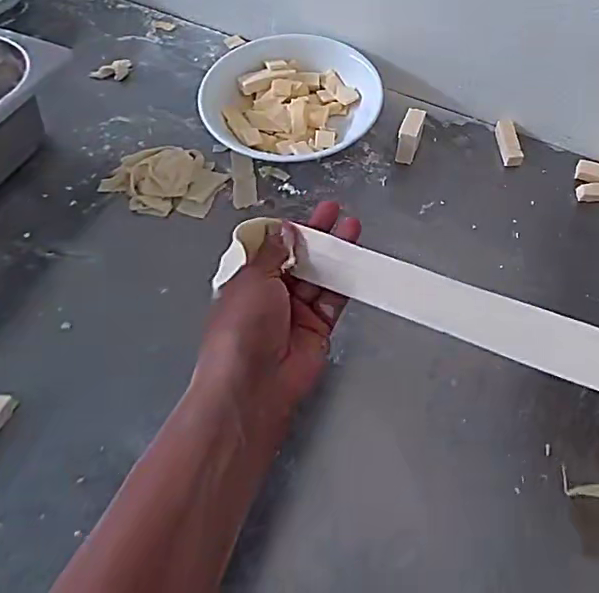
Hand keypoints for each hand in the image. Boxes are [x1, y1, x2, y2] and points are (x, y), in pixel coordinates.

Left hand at [196, 201, 360, 411]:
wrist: (254, 385)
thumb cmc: (241, 329)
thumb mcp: (253, 281)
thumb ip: (275, 253)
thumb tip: (286, 229)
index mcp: (247, 283)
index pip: (271, 250)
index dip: (289, 231)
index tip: (307, 214)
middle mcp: (272, 295)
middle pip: (299, 259)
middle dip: (316, 236)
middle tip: (335, 212)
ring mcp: (297, 311)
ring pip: (320, 274)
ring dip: (335, 252)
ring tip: (352, 228)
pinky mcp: (320, 326)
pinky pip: (336, 297)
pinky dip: (347, 279)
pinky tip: (357, 261)